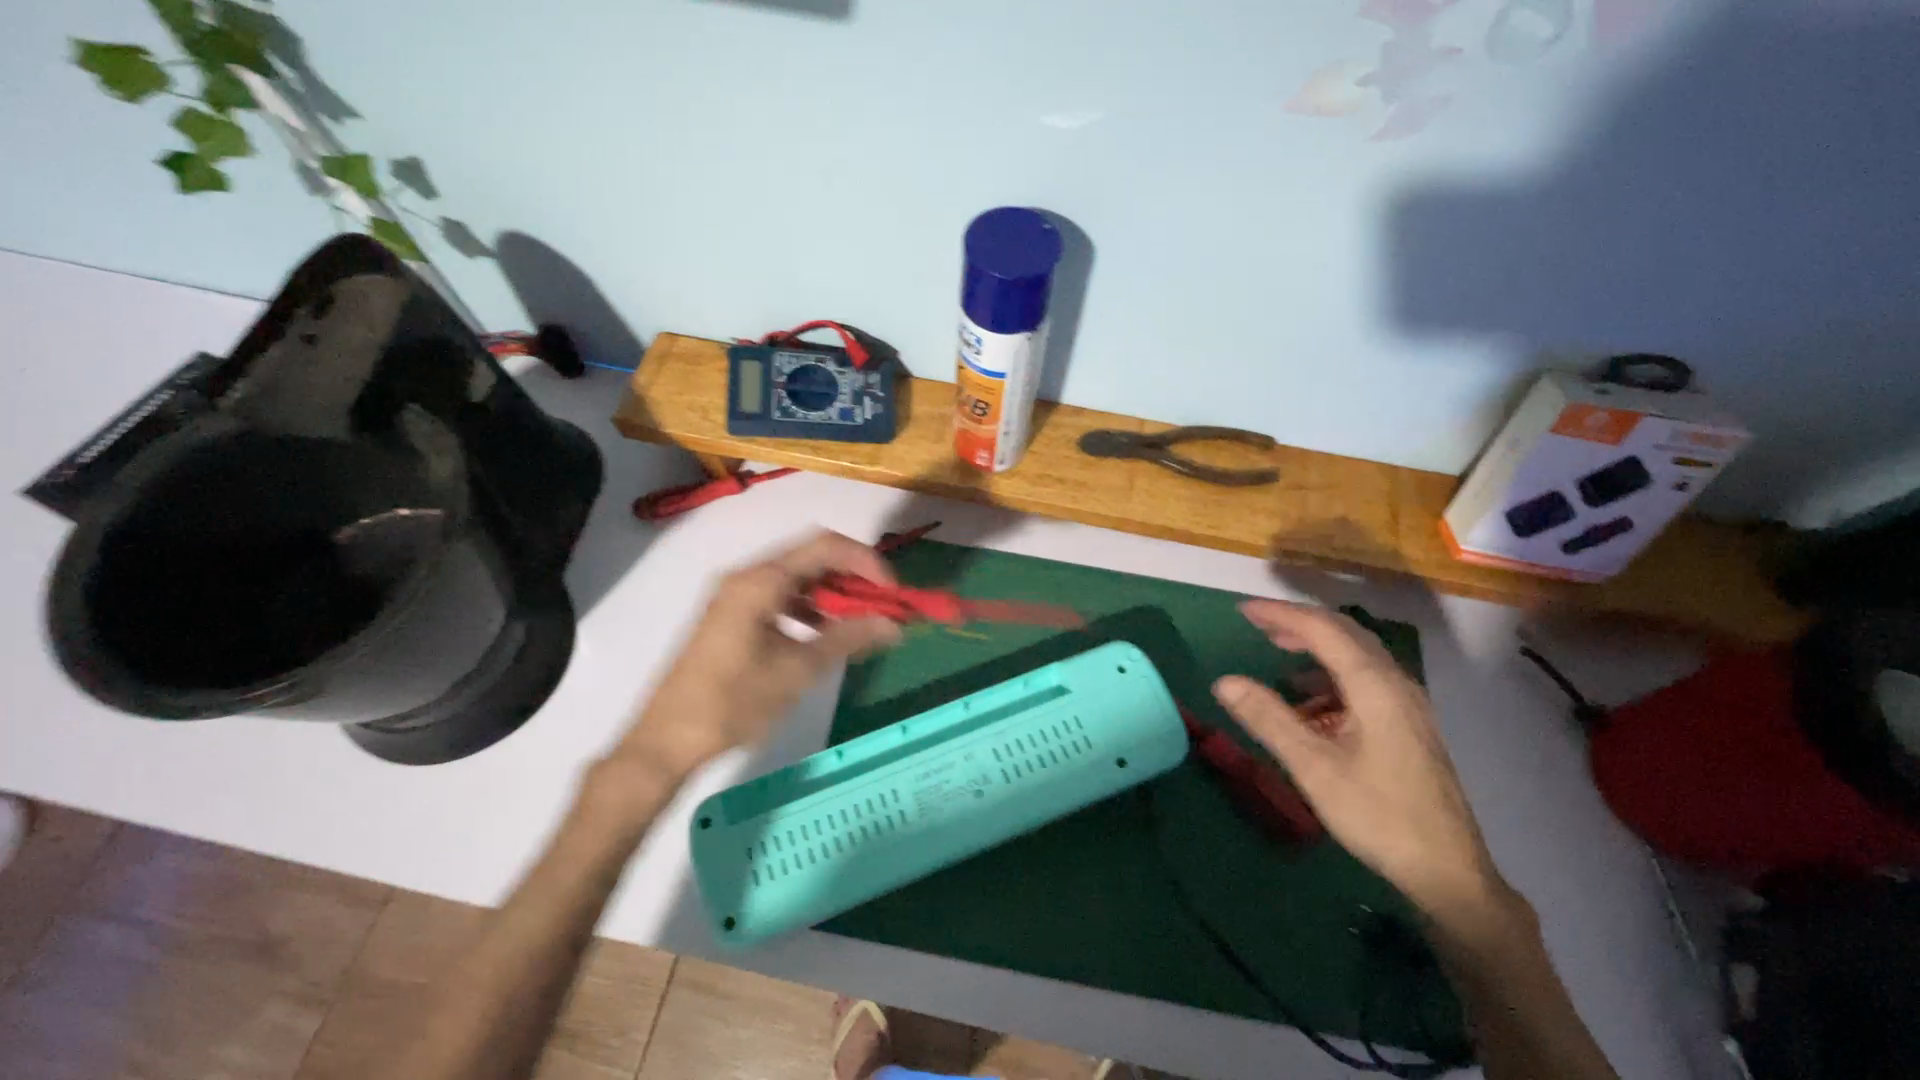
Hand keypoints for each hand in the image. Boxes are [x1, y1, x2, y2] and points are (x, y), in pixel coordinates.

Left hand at [608, 531, 902, 778]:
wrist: (666, 739)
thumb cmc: (732, 702)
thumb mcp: (797, 671)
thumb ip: (848, 639)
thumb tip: (893, 624)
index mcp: (759, 580)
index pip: (825, 546)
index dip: (865, 562)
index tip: (893, 593)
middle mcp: (746, 577)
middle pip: (811, 557)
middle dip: (852, 579)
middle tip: (883, 608)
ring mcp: (735, 596)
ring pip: (796, 578)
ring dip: (832, 595)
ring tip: (861, 624)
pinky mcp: (731, 617)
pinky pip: (779, 597)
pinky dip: (808, 608)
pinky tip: (823, 636)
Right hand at [1212, 600, 1504, 915]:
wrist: (1447, 869)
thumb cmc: (1377, 814)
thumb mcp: (1313, 767)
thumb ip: (1269, 718)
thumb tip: (1224, 682)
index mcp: (1375, 685)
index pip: (1323, 630)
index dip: (1281, 616)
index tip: (1243, 612)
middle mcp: (1397, 684)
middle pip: (1346, 635)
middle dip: (1300, 626)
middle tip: (1260, 629)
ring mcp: (1408, 706)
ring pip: (1359, 660)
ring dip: (1318, 654)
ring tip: (1280, 666)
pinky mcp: (1410, 728)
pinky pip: (1367, 684)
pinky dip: (1333, 681)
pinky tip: (1312, 709)